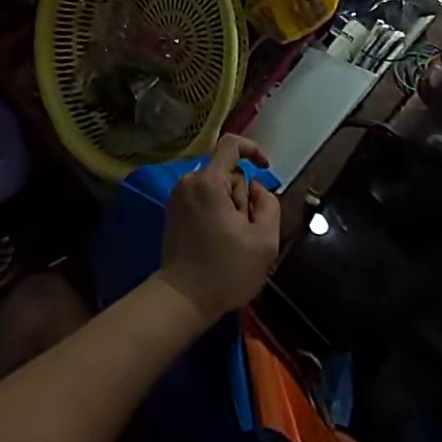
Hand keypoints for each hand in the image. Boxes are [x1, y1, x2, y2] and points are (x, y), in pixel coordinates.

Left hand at [157, 136, 279, 321]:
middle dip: (241, 196)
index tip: (266, 167)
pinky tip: (218, 241)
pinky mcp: (173, 209)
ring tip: (231, 240)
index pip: (230, 145)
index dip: (252, 149)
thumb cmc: (226, 270)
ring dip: (229, 207)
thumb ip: (268, 205)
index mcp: (208, 182)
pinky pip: (203, 199)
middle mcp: (188, 181)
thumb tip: (256, 187)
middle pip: (226, 174)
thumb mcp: (264, 241)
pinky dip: (216, 212)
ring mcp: (178, 195)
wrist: (184, 296)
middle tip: (245, 230)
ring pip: (216, 188)